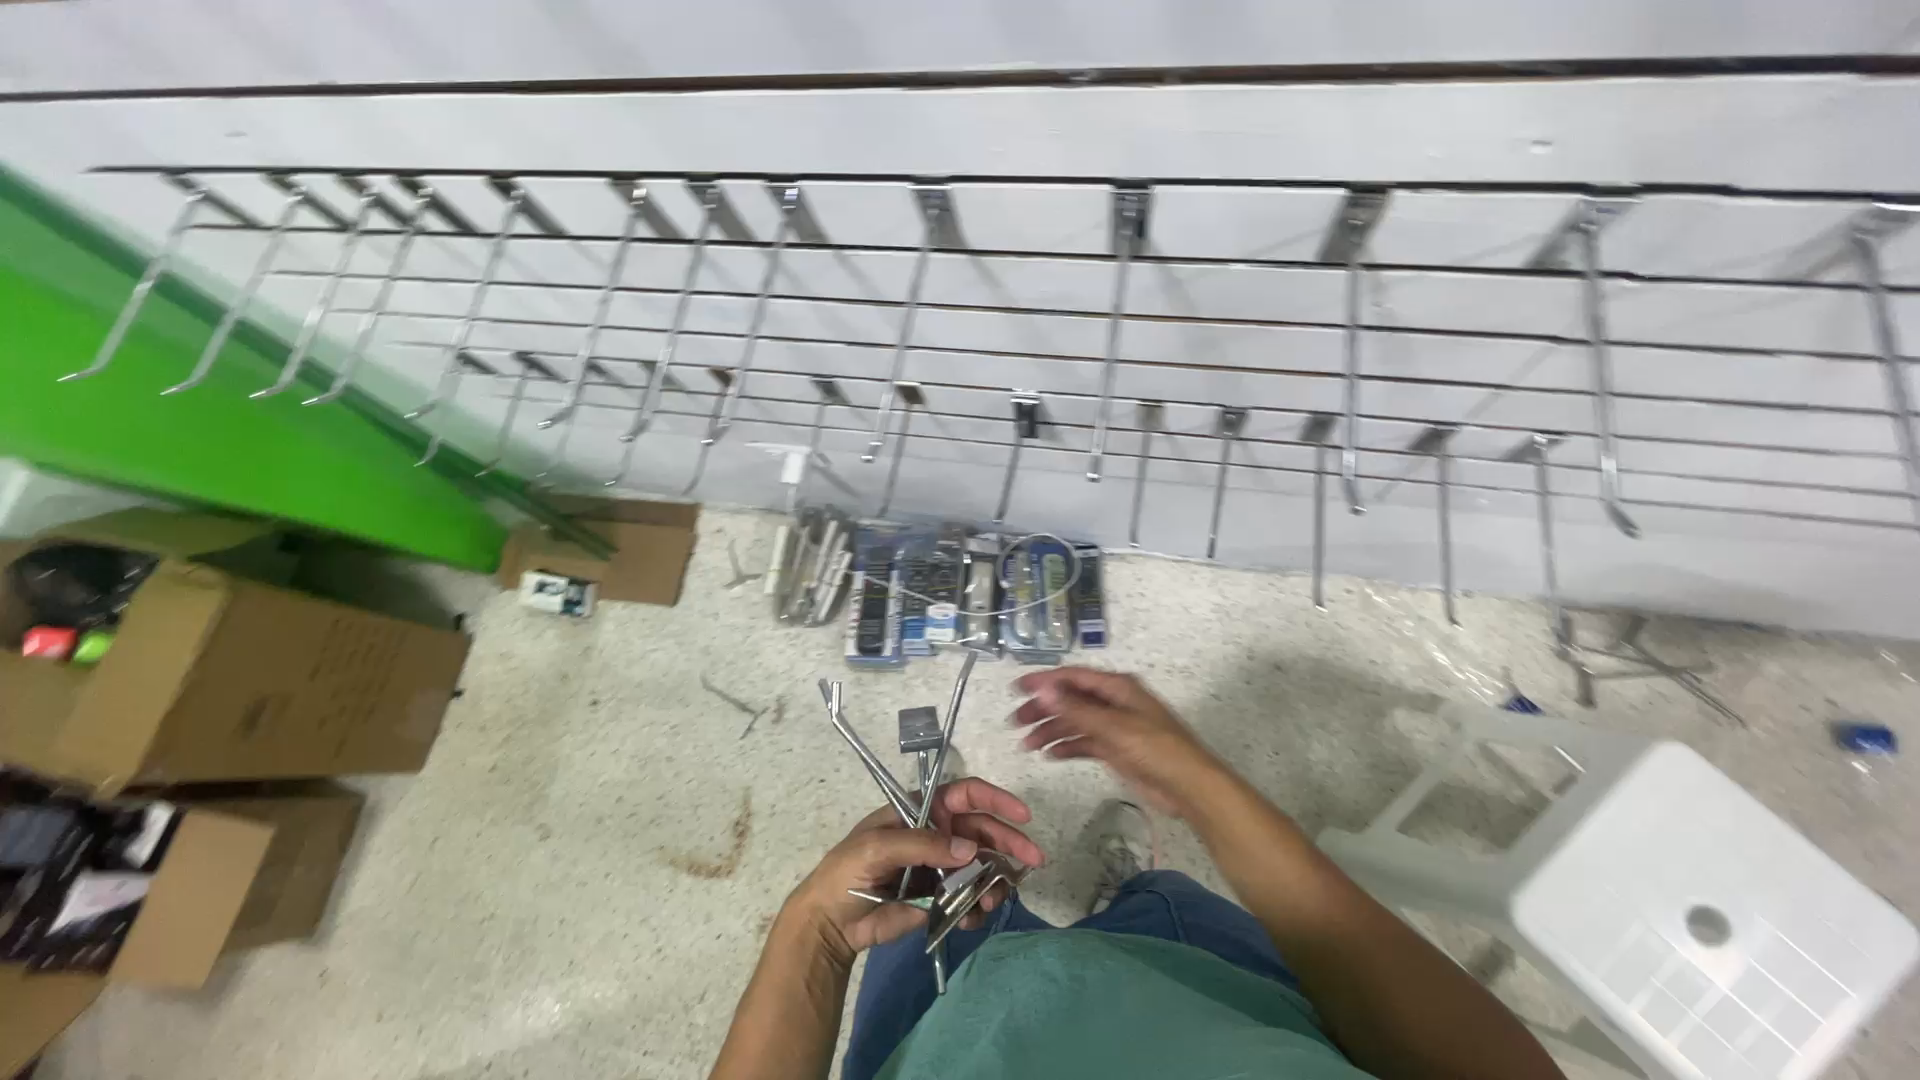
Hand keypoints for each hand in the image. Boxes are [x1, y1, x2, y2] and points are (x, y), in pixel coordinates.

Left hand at [783, 777, 1045, 967]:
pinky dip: (978, 908)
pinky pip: (969, 899)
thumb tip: (969, 849)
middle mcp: (937, 834)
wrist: (830, 921)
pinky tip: (973, 918)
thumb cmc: (848, 870)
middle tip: (1033, 861)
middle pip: (983, 832)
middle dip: (1010, 845)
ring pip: (982, 867)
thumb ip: (923, 844)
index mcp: (921, 811)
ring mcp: (941, 868)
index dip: (995, 800)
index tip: (1022, 814)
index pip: (965, 795)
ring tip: (994, 900)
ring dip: (995, 881)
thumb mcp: (878, 846)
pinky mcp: (940, 898)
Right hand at [1012, 667, 1230, 816]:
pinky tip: (1050, 755)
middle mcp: (1113, 702)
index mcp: (1117, 687)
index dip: (1044, 681)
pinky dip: (1067, 746)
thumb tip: (1043, 688)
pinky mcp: (1115, 749)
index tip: (1016, 689)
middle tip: (1016, 722)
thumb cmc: (1155, 749)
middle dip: (1042, 709)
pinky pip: (1084, 742)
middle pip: (1070, 699)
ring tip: (1027, 745)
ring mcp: (1114, 726)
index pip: (1072, 677)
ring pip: (1074, 722)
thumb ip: (1076, 709)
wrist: (1188, 786)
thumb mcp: (1113, 727)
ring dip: (1051, 730)